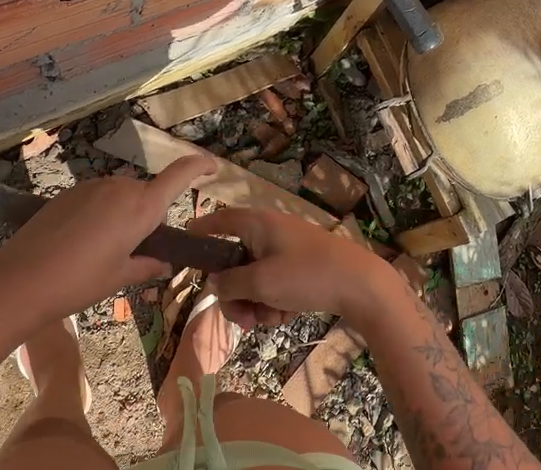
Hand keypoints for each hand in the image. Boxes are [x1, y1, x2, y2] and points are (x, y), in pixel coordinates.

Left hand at [0, 156, 217, 325]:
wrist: (16, 282)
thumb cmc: (77, 283)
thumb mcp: (118, 278)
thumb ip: (147, 266)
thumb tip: (164, 263)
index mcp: (142, 208)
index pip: (181, 173)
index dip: (201, 166)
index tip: (214, 167)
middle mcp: (122, 188)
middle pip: (147, 192)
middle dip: (148, 212)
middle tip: (136, 247)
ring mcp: (94, 186)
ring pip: (121, 195)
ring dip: (122, 213)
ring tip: (102, 250)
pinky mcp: (70, 192)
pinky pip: (98, 197)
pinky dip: (100, 213)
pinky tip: (80, 242)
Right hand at [185, 206, 390, 327]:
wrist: (358, 284)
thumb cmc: (307, 275)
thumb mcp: (261, 282)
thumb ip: (231, 282)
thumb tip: (216, 282)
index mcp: (258, 224)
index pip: (220, 220)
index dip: (200, 230)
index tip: (183, 244)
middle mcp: (270, 232)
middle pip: (234, 262)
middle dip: (235, 295)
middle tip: (244, 319)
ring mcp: (286, 249)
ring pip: (253, 279)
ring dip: (256, 303)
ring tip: (273, 317)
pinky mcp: (299, 267)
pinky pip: (273, 285)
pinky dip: (275, 302)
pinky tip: (288, 314)